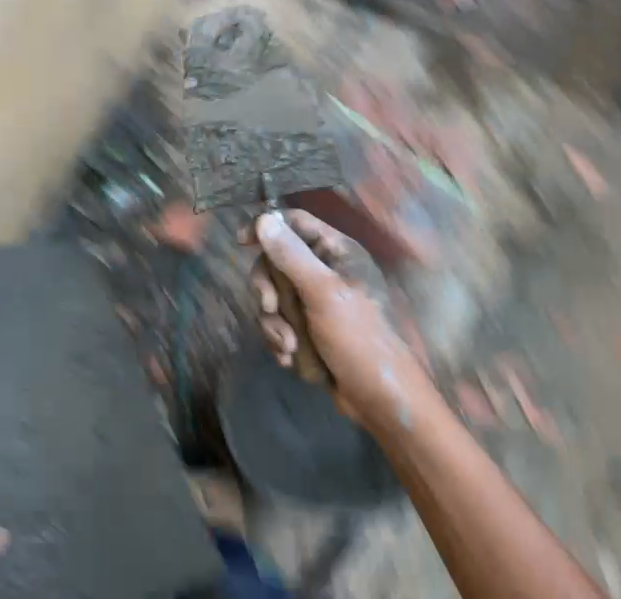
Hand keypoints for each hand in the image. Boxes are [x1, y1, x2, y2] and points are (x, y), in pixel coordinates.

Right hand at [247, 210, 424, 419]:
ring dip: (274, 322)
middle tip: (269, 308)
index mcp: (338, 252)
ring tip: (289, 346)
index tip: (241, 242)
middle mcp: (327, 270)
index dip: (267, 227)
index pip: (295, 222)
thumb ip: (291, 256)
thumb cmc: (359, 339)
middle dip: (268, 289)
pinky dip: (279, 338)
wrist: (379, 400)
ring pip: (274, 296)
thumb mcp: (323, 293)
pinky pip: (280, 322)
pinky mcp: (310, 328)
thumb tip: (263, 219)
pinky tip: (289, 357)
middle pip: (276, 261)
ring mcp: (317, 301)